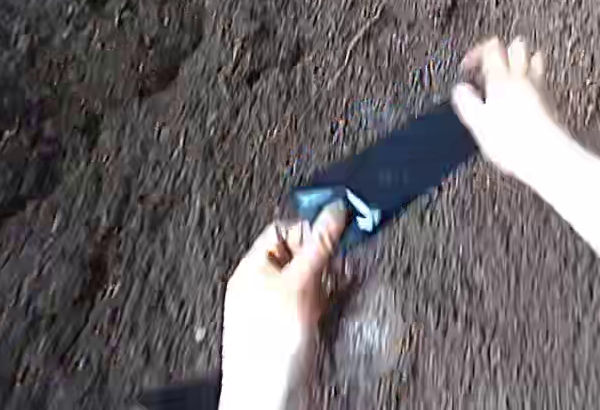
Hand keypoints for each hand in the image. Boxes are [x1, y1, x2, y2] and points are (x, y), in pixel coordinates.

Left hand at [218, 205, 347, 409]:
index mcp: (253, 269)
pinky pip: (319, 295)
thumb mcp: (298, 283)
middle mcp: (265, 285)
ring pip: (313, 272)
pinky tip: (344, 292)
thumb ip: (319, 243)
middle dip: (325, 250)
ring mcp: (282, 305)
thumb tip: (335, 208)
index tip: (336, 226)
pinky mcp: (298, 324)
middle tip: (343, 253)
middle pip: (301, 249)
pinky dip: (333, 291)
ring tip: (346, 274)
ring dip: (333, 270)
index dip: (309, 225)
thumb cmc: (268, 350)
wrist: (270, 404)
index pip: (284, 228)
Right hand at [451, 37, 574, 184]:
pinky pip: (543, 78)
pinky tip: (527, 95)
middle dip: (504, 51)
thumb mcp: (478, 124)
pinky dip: (534, 79)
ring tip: (511, 76)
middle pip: (516, 45)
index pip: (491, 47)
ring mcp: (539, 85)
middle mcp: (522, 76)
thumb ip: (468, 103)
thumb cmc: (512, 141)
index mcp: (501, 78)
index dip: (478, 52)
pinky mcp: (551, 99)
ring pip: (534, 57)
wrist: (546, 155)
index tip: (470, 67)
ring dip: (523, 61)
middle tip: (492, 67)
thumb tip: (460, 90)